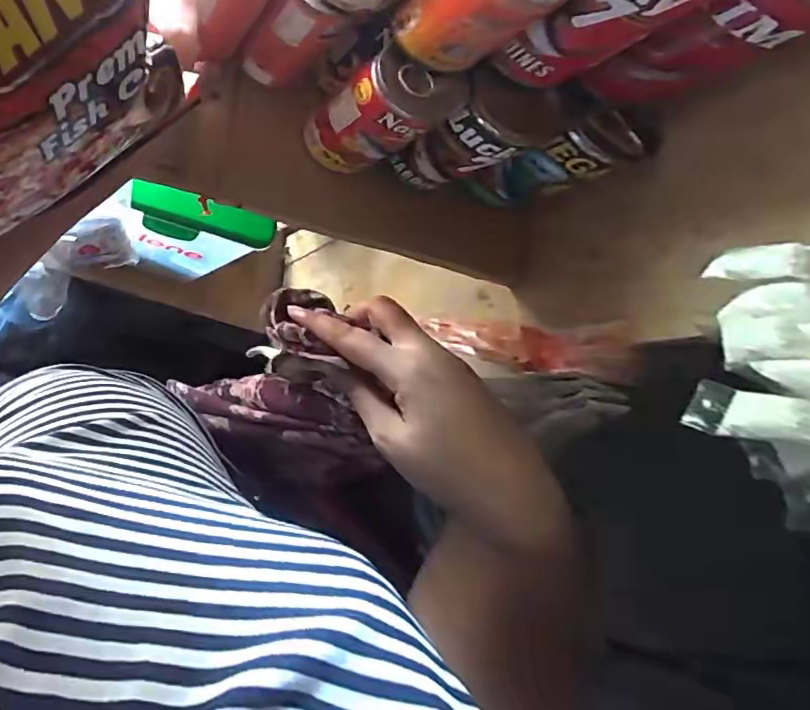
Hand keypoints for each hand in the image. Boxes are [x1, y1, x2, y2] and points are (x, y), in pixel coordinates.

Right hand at [288, 298, 573, 556]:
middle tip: (332, 339)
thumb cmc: (446, 471)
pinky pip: (416, 344)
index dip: (319, 324)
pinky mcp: (460, 374)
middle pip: (384, 310)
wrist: (517, 497)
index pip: (353, 336)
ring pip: (402, 326)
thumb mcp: (391, 438)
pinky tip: (384, 377)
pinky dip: (392, 346)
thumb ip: (361, 396)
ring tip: (353, 360)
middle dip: (353, 315)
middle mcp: (429, 352)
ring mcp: (449, 361)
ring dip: (373, 330)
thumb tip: (338, 369)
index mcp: (408, 367)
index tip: (292, 312)